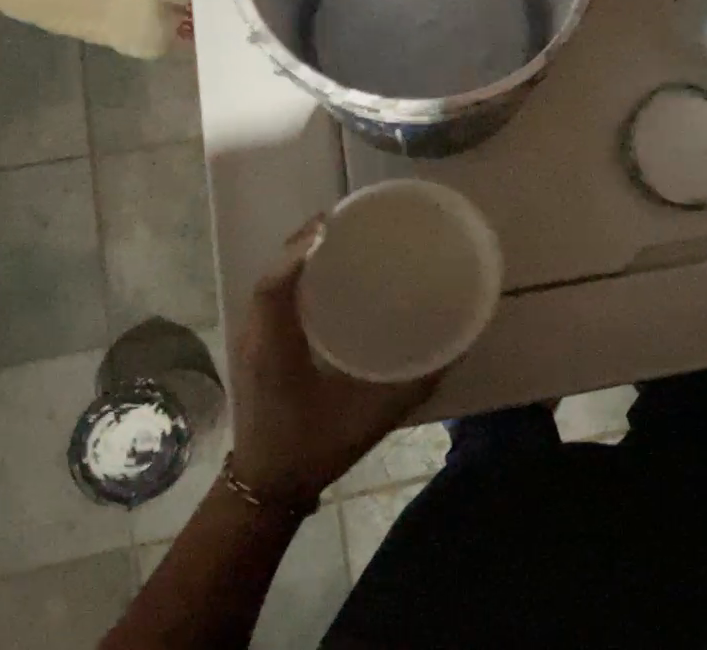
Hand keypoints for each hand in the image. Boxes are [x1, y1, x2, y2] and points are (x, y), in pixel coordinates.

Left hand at [228, 218, 439, 506]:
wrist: (264, 485)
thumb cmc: (315, 449)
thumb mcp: (373, 417)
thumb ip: (416, 383)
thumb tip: (456, 347)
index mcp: (276, 351)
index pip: (274, 286)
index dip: (300, 251)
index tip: (333, 224)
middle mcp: (256, 337)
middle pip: (271, 272)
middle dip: (306, 239)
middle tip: (349, 220)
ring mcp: (250, 340)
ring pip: (269, 281)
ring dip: (299, 253)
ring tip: (342, 237)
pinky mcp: (255, 345)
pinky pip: (272, 295)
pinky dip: (295, 273)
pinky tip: (326, 274)